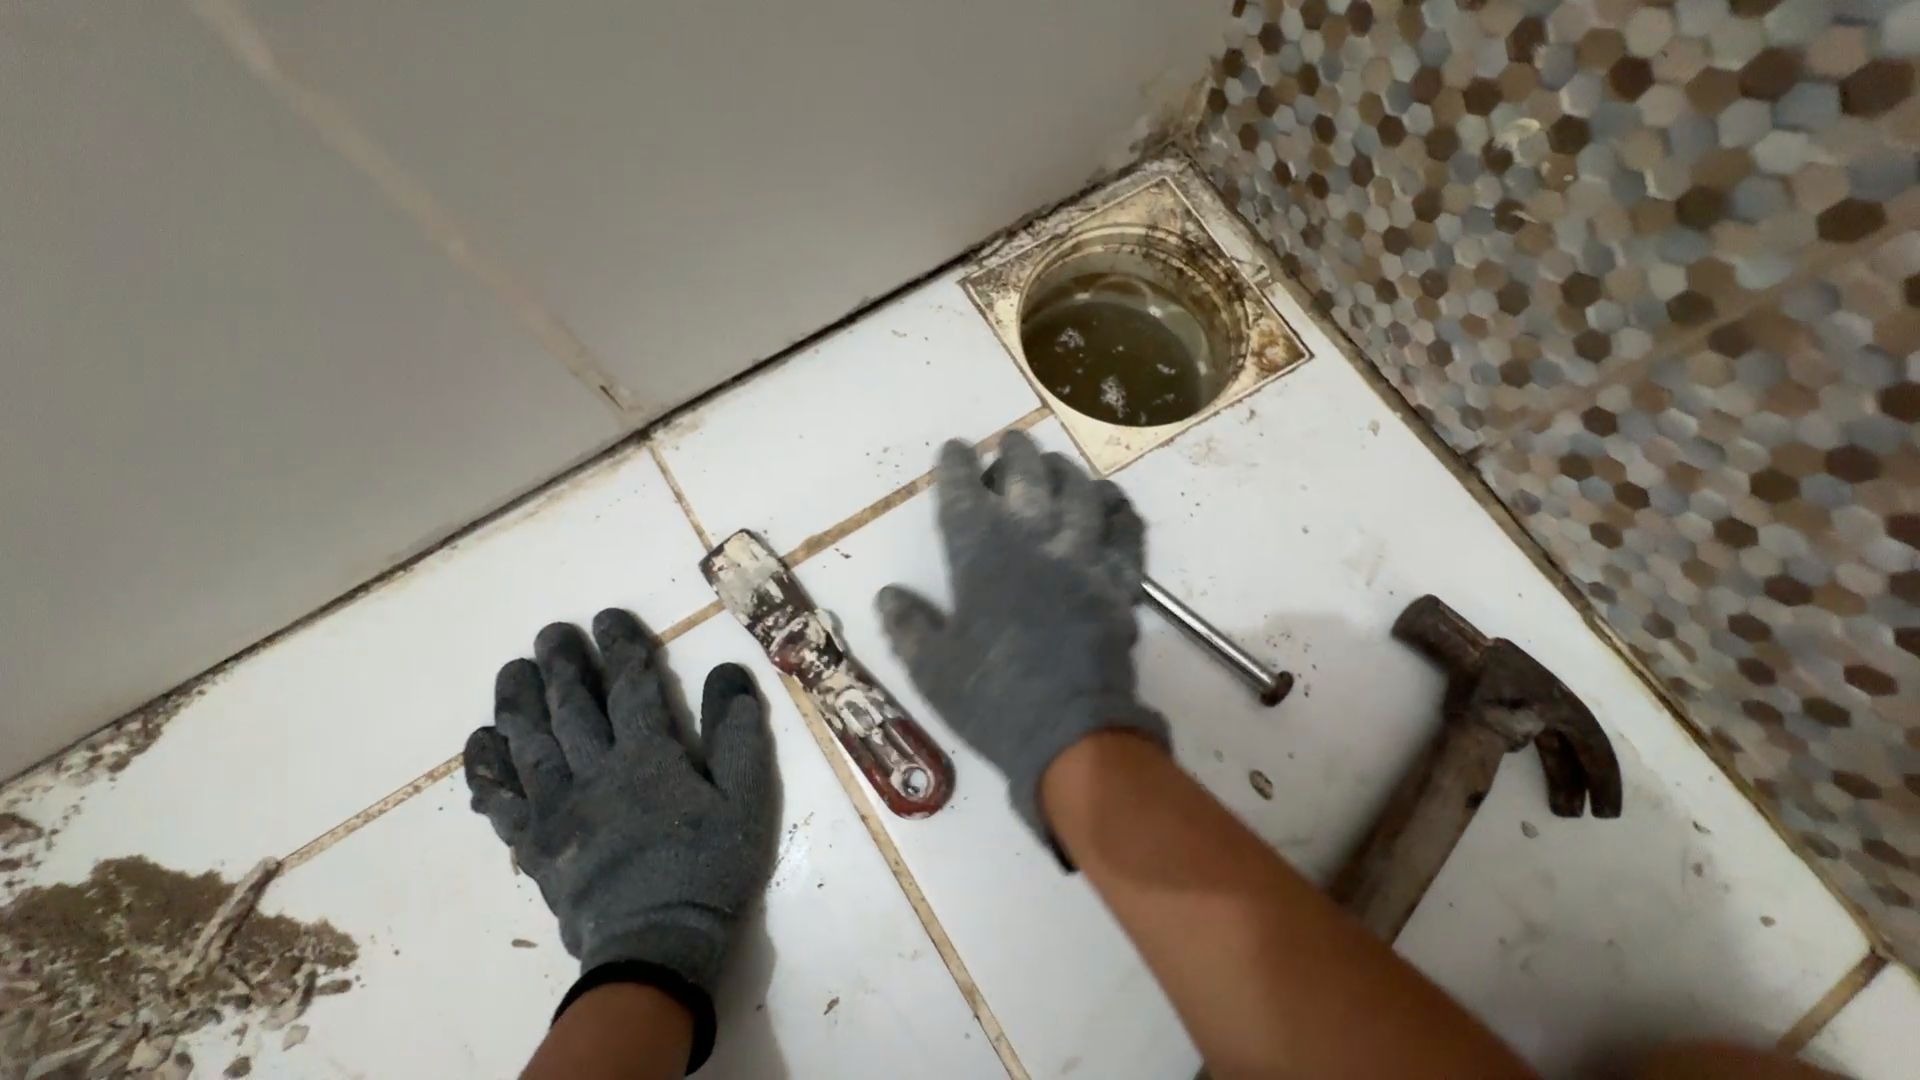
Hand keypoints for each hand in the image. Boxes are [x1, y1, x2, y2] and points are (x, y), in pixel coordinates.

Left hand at [463, 609, 775, 1065]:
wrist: (657, 944)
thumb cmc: (710, 867)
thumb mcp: (747, 798)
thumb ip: (739, 734)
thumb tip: (729, 671)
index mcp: (648, 757)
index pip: (630, 687)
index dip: (620, 647)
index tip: (607, 617)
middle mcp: (594, 772)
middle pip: (571, 707)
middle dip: (561, 663)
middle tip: (551, 632)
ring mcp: (556, 809)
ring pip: (529, 743)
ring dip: (517, 701)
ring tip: (512, 669)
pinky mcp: (534, 844)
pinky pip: (500, 800)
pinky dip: (486, 768)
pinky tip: (480, 742)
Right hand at [875, 430, 1168, 849]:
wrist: (1070, 732)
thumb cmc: (991, 698)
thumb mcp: (931, 668)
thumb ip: (908, 625)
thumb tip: (888, 594)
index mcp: (981, 556)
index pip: (965, 493)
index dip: (957, 465)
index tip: (955, 450)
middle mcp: (1034, 541)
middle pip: (1028, 475)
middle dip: (1015, 451)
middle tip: (1009, 443)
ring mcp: (1084, 557)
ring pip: (1080, 491)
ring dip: (1065, 470)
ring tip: (1055, 464)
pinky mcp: (1119, 580)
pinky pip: (1127, 529)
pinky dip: (1118, 508)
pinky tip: (1109, 500)